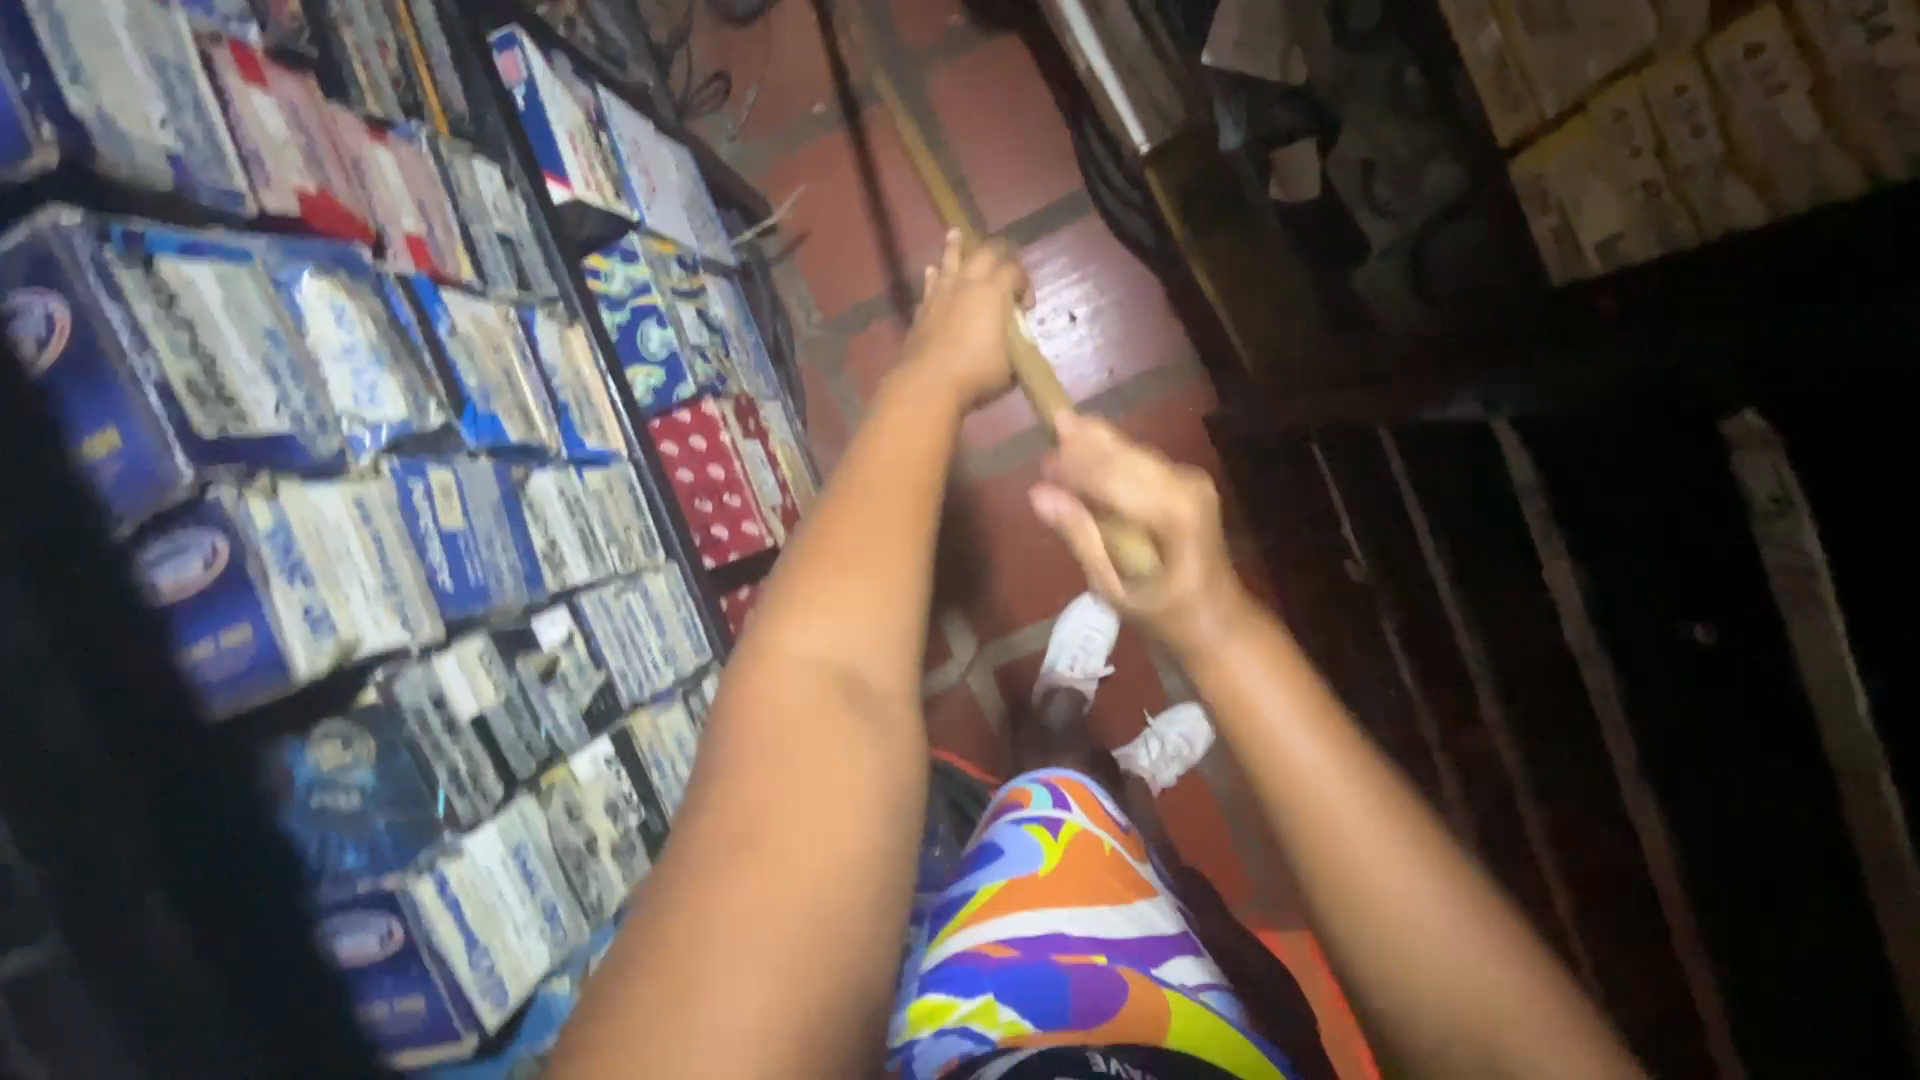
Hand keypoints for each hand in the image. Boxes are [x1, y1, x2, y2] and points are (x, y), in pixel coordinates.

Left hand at [900, 228, 1031, 406]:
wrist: (929, 384)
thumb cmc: (978, 373)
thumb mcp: (1012, 363)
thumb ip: (1017, 345)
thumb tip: (1019, 341)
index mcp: (994, 291)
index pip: (1016, 271)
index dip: (1025, 283)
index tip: (1026, 306)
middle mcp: (968, 283)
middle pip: (985, 252)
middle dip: (999, 253)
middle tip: (1004, 260)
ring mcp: (941, 293)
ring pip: (950, 259)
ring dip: (956, 246)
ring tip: (956, 233)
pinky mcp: (922, 308)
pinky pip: (930, 283)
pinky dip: (935, 275)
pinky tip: (933, 272)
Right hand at [1028, 411, 1250, 654]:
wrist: (1217, 618)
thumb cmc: (1164, 614)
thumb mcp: (1114, 588)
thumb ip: (1080, 537)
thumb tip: (1039, 495)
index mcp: (1172, 515)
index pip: (1111, 476)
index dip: (1073, 465)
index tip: (1041, 464)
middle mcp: (1185, 486)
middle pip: (1124, 455)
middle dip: (1085, 444)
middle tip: (1049, 435)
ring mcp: (1191, 481)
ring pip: (1133, 453)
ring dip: (1097, 447)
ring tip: (1061, 439)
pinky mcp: (1189, 481)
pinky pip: (1142, 462)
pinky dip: (1113, 459)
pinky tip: (1088, 459)